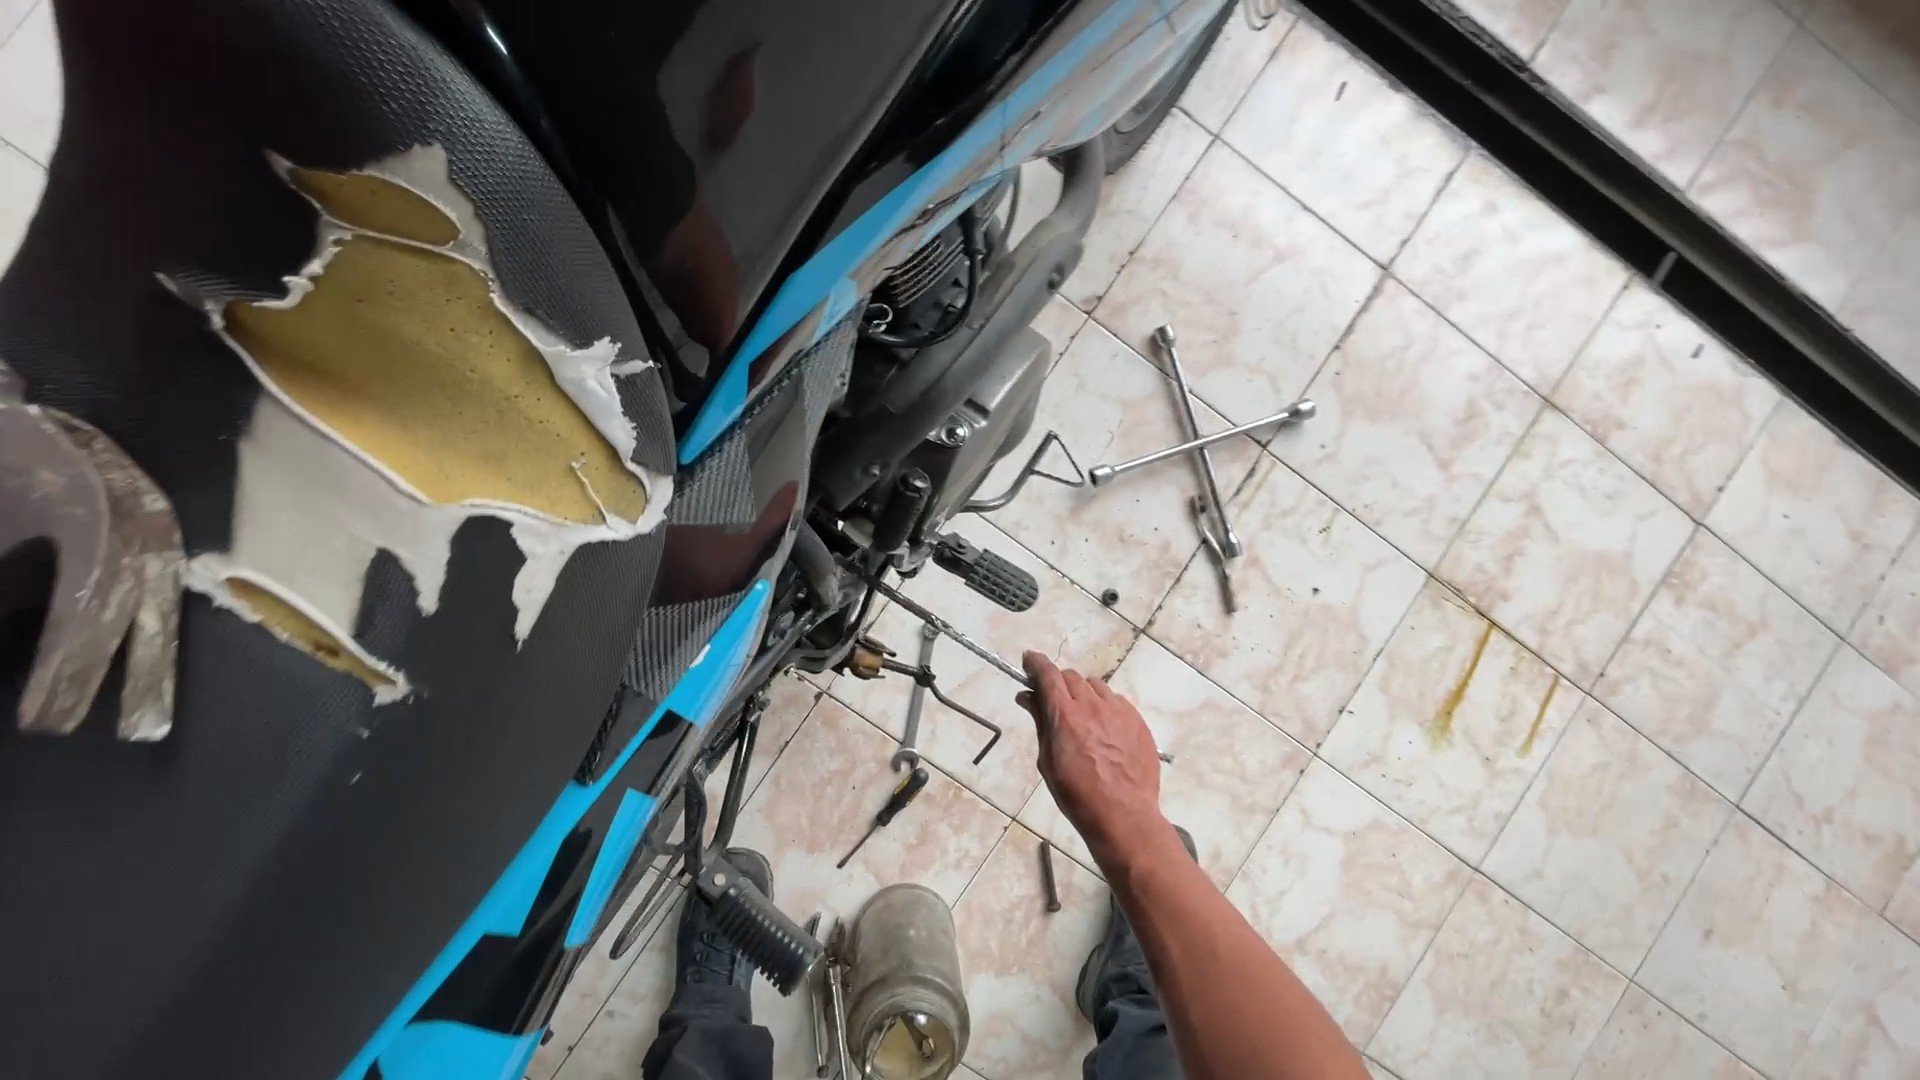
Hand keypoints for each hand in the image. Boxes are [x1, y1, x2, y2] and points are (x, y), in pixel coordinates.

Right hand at [1017, 651, 1168, 866]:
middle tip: (1053, 699)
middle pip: (1071, 677)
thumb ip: (1040, 722)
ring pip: (1096, 686)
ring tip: (1081, 716)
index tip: (1029, 660)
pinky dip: (1104, 706)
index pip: (1048, 674)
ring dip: (1083, 693)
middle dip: (1059, 682)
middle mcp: (1092, 705)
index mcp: (1065, 715)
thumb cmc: (1076, 794)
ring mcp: (1118, 711)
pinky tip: (1104, 728)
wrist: (1123, 814)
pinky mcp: (1137, 720)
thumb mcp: (1048, 760)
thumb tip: (1028, 696)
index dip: (1036, 663)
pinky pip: (1116, 701)